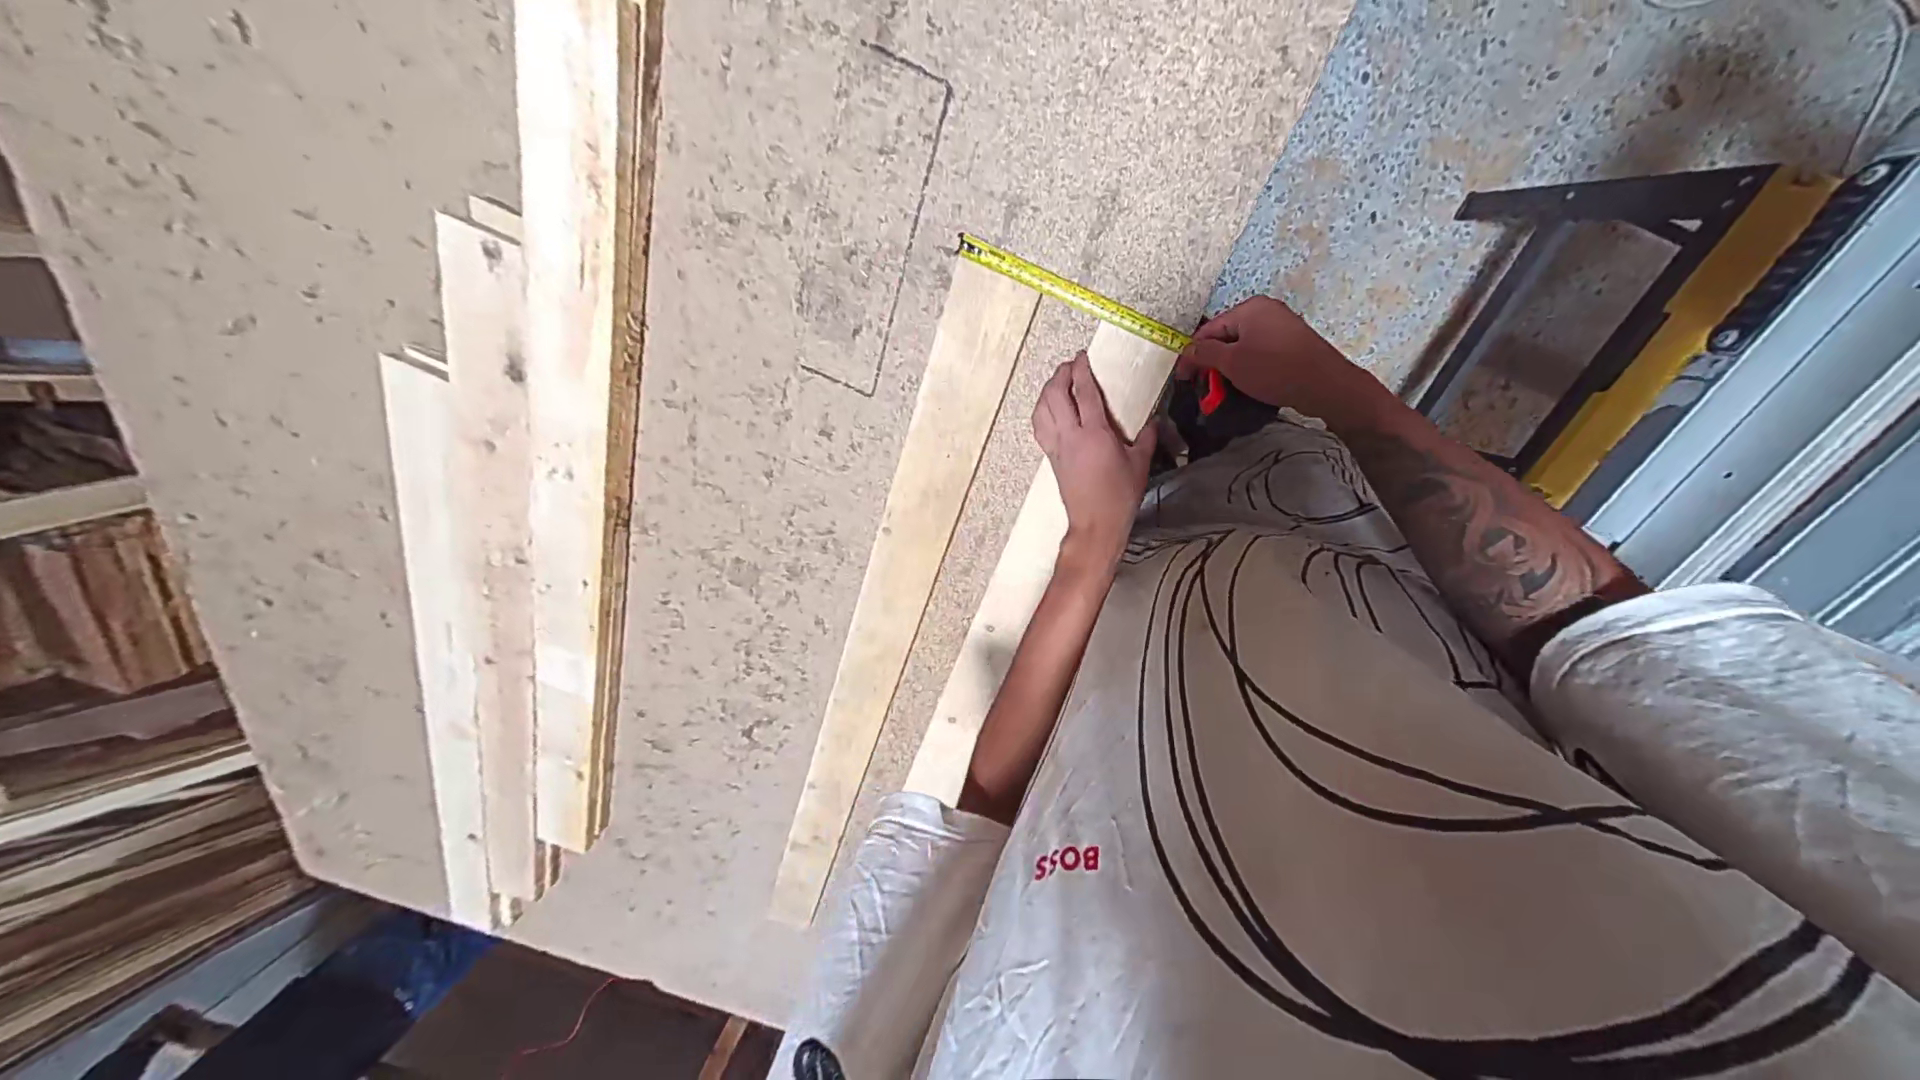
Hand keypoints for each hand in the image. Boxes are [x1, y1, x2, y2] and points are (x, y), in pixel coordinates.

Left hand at [1032, 352, 1156, 567]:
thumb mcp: (1140, 463)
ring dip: (1046, 391)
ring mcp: (1057, 447)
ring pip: (1041, 410)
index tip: (1082, 356)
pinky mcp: (1051, 458)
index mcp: (1095, 433)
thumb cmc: (1119, 496)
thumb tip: (1154, 421)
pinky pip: (1039, 427)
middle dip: (1059, 375)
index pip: (1084, 391)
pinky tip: (1049, 410)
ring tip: (1057, 383)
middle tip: (1069, 366)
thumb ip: (1147, 437)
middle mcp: (1070, 436)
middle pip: (1054, 394)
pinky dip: (1041, 412)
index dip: (1082, 369)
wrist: (1095, 523)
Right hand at [1175, 296, 1386, 424]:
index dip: (1191, 355)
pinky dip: (1246, 366)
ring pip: (1241, 345)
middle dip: (1210, 362)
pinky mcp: (1290, 342)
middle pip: (1225, 336)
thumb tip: (1188, 349)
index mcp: (1249, 309)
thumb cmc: (1273, 369)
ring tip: (1221, 388)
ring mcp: (1280, 325)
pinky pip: (1258, 350)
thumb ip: (1205, 353)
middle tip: (1203, 386)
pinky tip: (1243, 383)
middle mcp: (1265, 310)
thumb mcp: (1232, 363)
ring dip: (1227, 367)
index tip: (1183, 378)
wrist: (1323, 384)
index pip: (1208, 330)